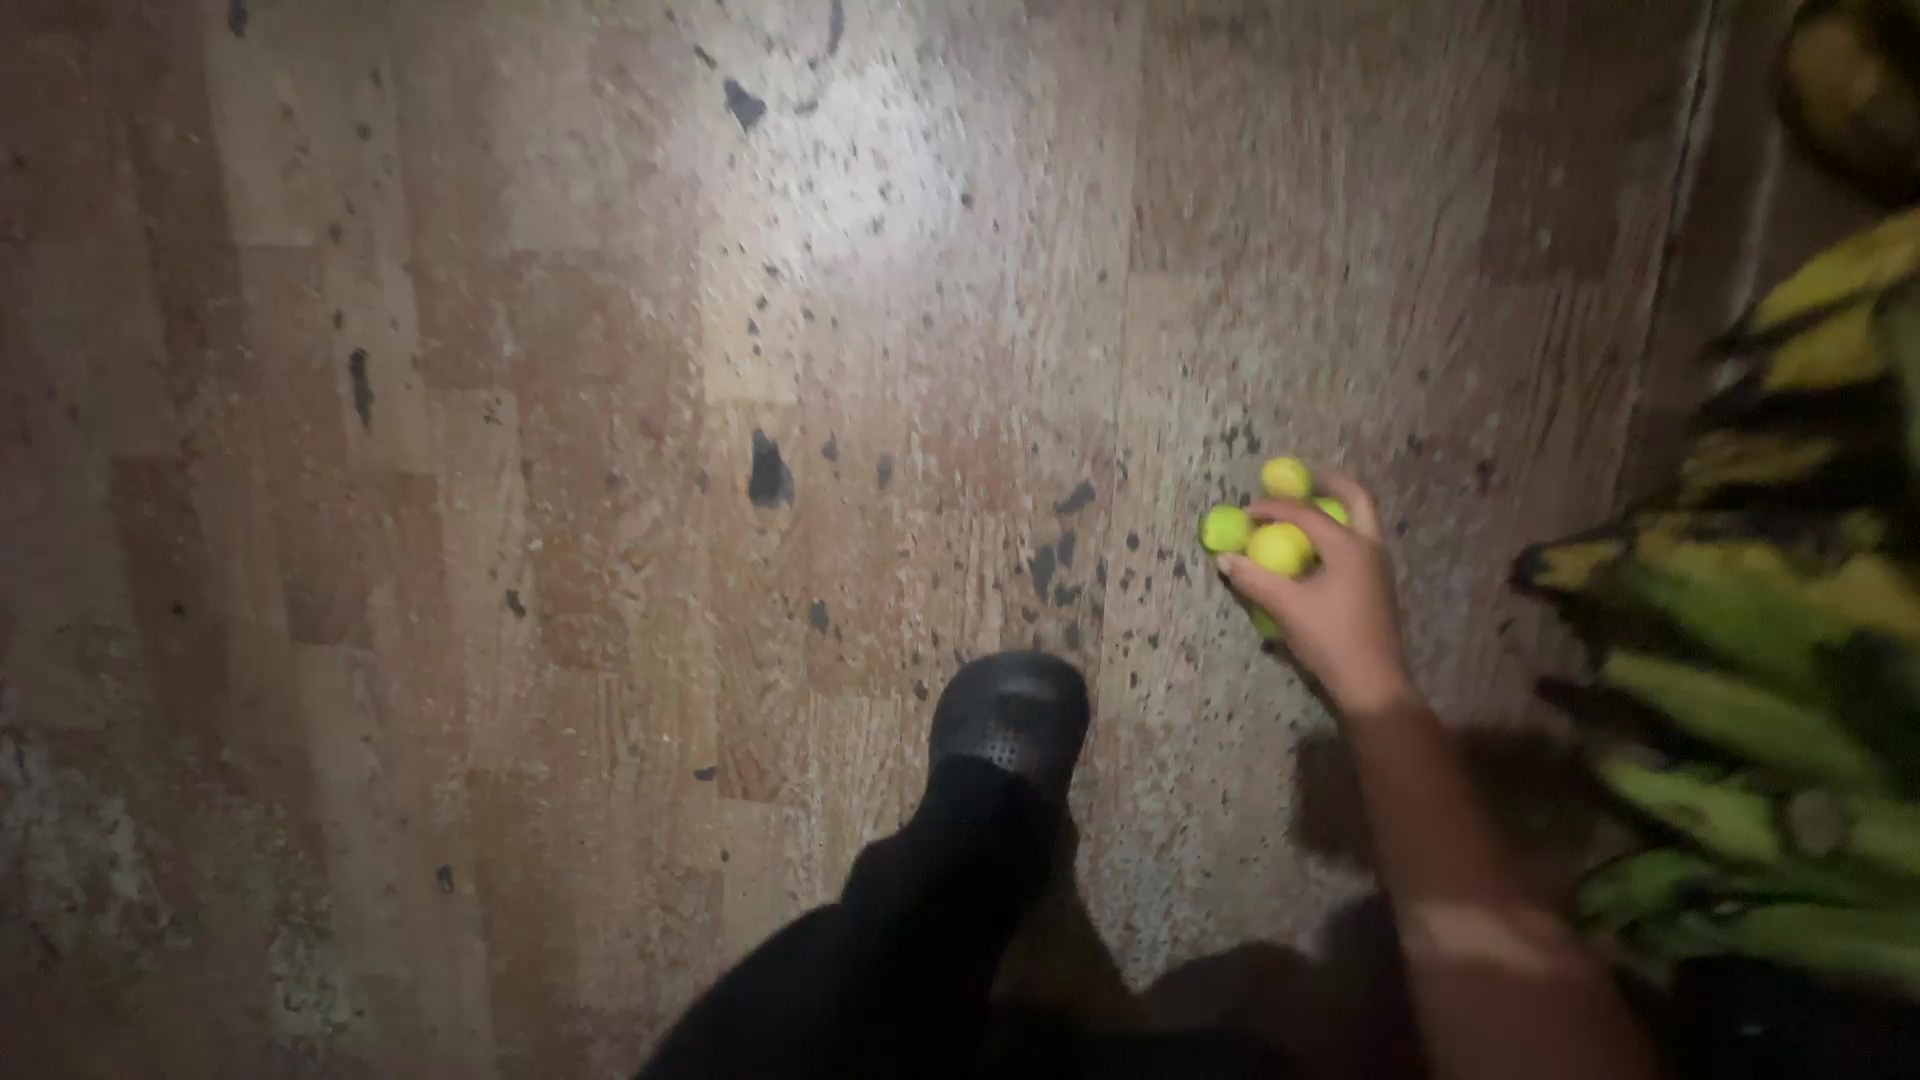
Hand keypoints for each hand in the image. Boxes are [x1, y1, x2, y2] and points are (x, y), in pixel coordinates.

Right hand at [1214, 473, 1417, 717]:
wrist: (1372, 681)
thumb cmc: (1330, 638)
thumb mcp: (1285, 607)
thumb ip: (1253, 579)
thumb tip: (1225, 559)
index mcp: (1348, 546)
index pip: (1306, 512)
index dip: (1272, 508)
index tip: (1246, 512)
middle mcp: (1369, 547)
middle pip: (1356, 498)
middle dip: (1328, 484)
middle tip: (1301, 480)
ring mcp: (1378, 567)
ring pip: (1360, 520)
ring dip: (1333, 509)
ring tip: (1302, 513)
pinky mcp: (1376, 585)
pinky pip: (1357, 542)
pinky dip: (1335, 533)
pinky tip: (1312, 551)